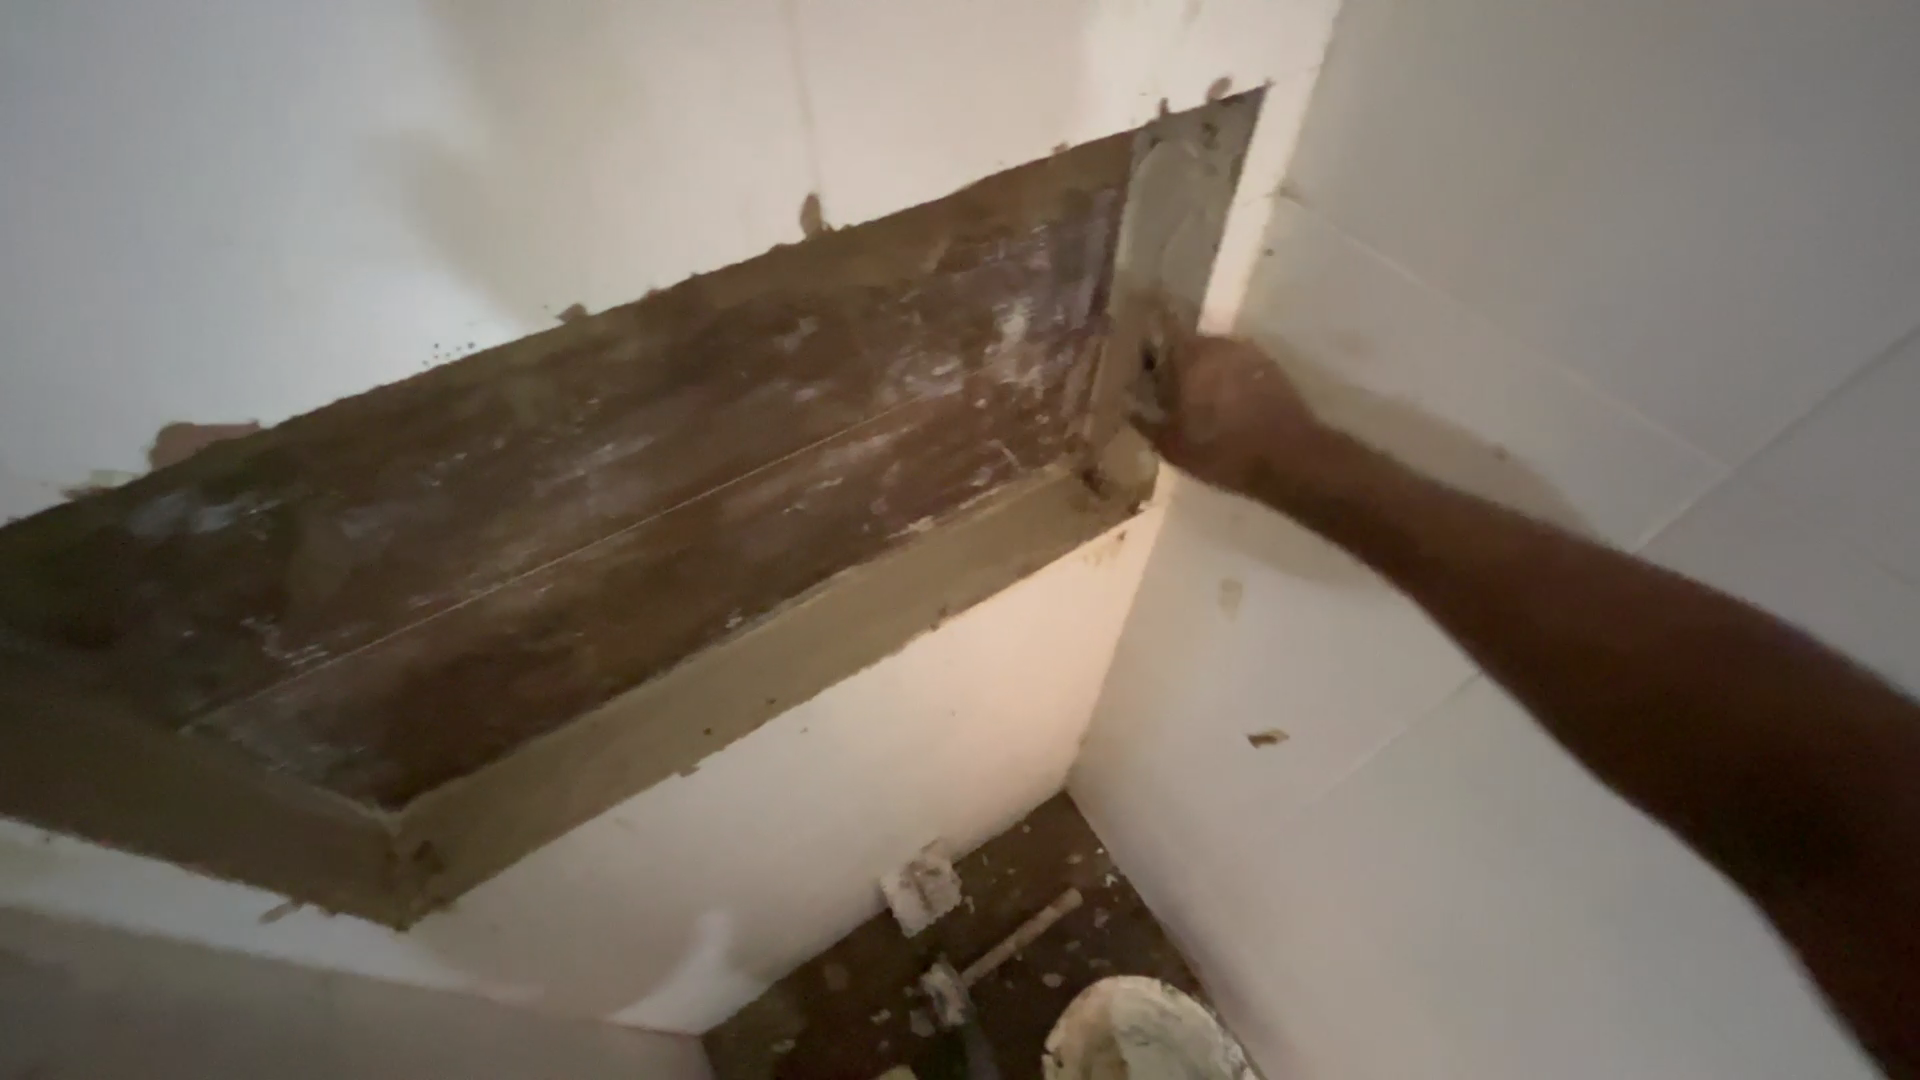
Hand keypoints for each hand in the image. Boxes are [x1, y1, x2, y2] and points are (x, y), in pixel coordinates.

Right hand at [1131, 328, 1327, 495]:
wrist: (1287, 458)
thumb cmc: (1220, 451)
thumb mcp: (1171, 445)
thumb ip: (1145, 420)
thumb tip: (1128, 405)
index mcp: (1188, 356)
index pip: (1158, 332)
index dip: (1146, 345)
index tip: (1138, 362)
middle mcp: (1218, 344)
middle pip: (1187, 344)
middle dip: (1174, 363)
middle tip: (1164, 390)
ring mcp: (1248, 353)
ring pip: (1214, 355)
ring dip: (1203, 372)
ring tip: (1195, 401)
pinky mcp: (1270, 367)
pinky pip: (1236, 367)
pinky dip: (1226, 380)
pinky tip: (1224, 405)